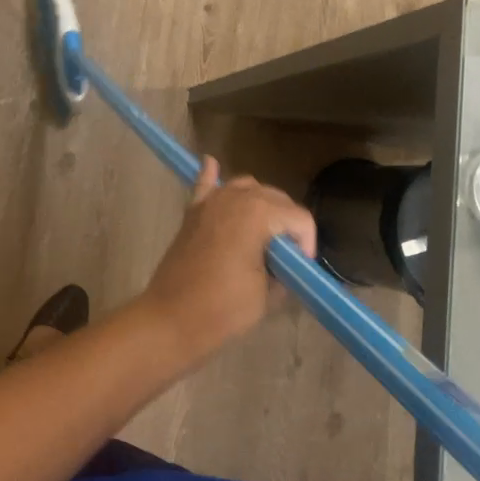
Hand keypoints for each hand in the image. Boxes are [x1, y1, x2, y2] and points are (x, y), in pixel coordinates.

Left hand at [135, 156, 316, 362]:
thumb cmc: (224, 308)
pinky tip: (212, 164)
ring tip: (265, 233)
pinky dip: (211, 175)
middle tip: (287, 257)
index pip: (299, 217)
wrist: (173, 316)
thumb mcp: (268, 293)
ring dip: (261, 203)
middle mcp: (234, 197)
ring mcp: (210, 201)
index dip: (307, 243)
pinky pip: (205, 185)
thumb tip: (285, 263)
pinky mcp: (192, 212)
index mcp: (258, 214)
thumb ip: (283, 269)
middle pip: (275, 197)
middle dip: (287, 222)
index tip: (301, 269)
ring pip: (246, 186)